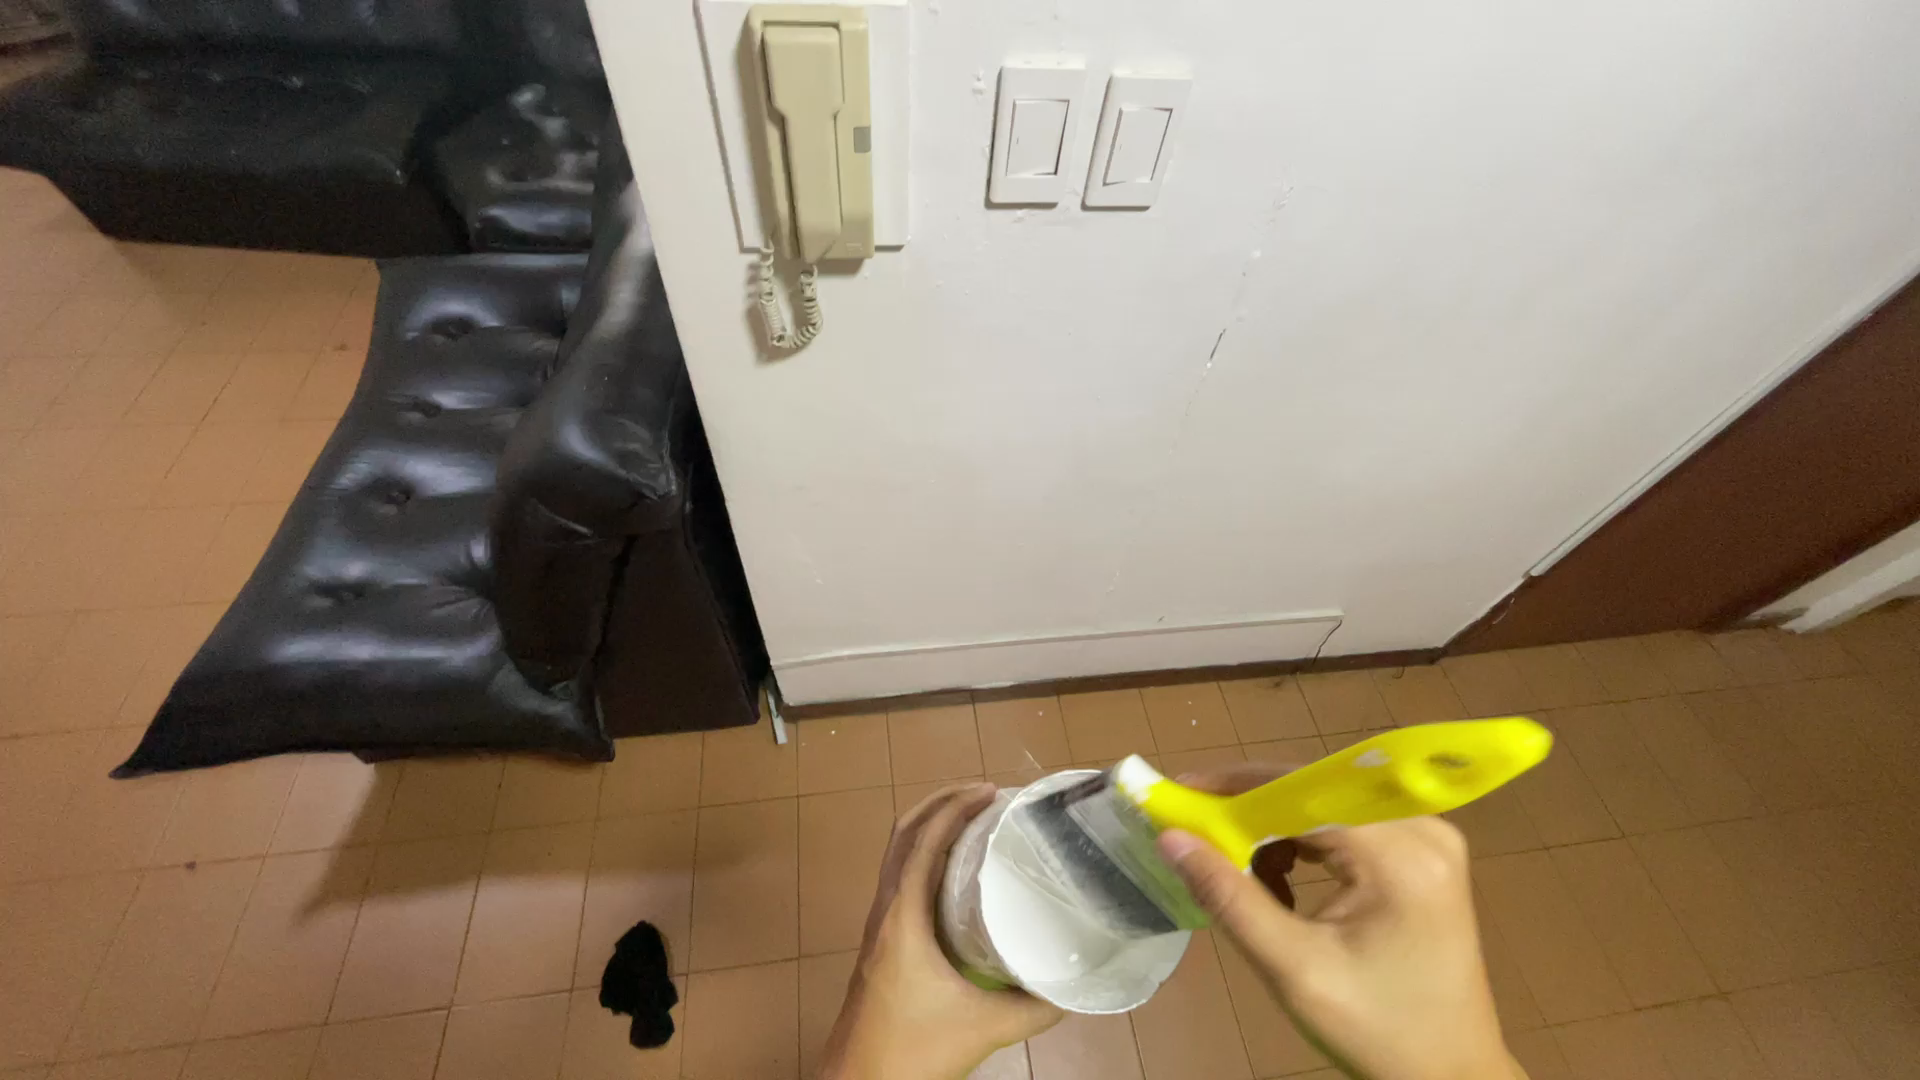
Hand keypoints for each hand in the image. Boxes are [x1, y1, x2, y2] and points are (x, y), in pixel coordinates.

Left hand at [821, 782, 1062, 1079]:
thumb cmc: (912, 1049)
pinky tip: (957, 869)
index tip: (991, 791)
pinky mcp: (882, 935)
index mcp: (903, 914)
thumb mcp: (982, 1028)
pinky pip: (901, 872)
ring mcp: (880, 919)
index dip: (956, 806)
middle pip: (904, 831)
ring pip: (898, 850)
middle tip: (984, 794)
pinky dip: (926, 851)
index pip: (924, 840)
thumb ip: (1032, 1007)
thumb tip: (1074, 985)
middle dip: (941, 801)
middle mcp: (886, 905)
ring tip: (974, 818)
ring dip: (931, 823)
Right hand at [1159, 766, 1520, 1079]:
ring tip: (1244, 877)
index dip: (1233, 787)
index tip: (1180, 793)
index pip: (1300, 791)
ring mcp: (1424, 835)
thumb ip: (1229, 897)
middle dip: (1248, 811)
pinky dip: (1299, 843)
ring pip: (1319, 803)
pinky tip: (1282, 885)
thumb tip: (1170, 837)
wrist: (1452, 1079)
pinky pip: (1339, 821)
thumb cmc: (1377, 1031)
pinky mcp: (1419, 849)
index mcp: (1399, 854)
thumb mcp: (1293, 969)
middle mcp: (1419, 827)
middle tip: (1197, 834)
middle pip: (1310, 791)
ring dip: (1271, 830)